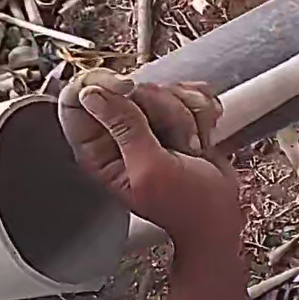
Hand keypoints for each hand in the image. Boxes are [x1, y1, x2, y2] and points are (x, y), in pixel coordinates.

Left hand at [59, 72, 240, 254]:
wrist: (220, 215)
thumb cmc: (186, 205)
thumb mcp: (150, 168)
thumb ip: (124, 128)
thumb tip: (91, 94)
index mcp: (99, 149)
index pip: (78, 98)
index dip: (103, 84)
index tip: (130, 89)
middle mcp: (119, 134)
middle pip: (130, 88)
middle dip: (164, 109)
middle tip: (176, 141)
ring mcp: (149, 124)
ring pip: (163, 89)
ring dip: (186, 114)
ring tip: (191, 146)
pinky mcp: (175, 119)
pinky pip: (187, 93)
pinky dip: (201, 111)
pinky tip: (202, 137)